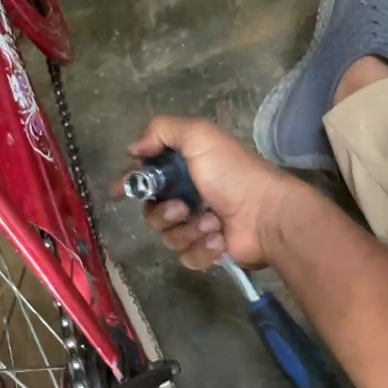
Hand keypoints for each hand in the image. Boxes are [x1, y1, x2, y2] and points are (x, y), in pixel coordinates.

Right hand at [121, 117, 299, 270]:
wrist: (267, 214)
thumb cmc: (233, 173)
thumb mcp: (199, 136)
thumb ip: (162, 130)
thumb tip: (134, 148)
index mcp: (186, 169)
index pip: (147, 177)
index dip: (130, 184)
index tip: (119, 192)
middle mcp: (189, 196)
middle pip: (152, 212)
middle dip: (164, 212)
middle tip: (183, 208)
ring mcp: (198, 226)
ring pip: (168, 237)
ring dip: (188, 230)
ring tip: (212, 224)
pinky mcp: (208, 251)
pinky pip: (186, 256)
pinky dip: (201, 248)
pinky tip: (219, 240)